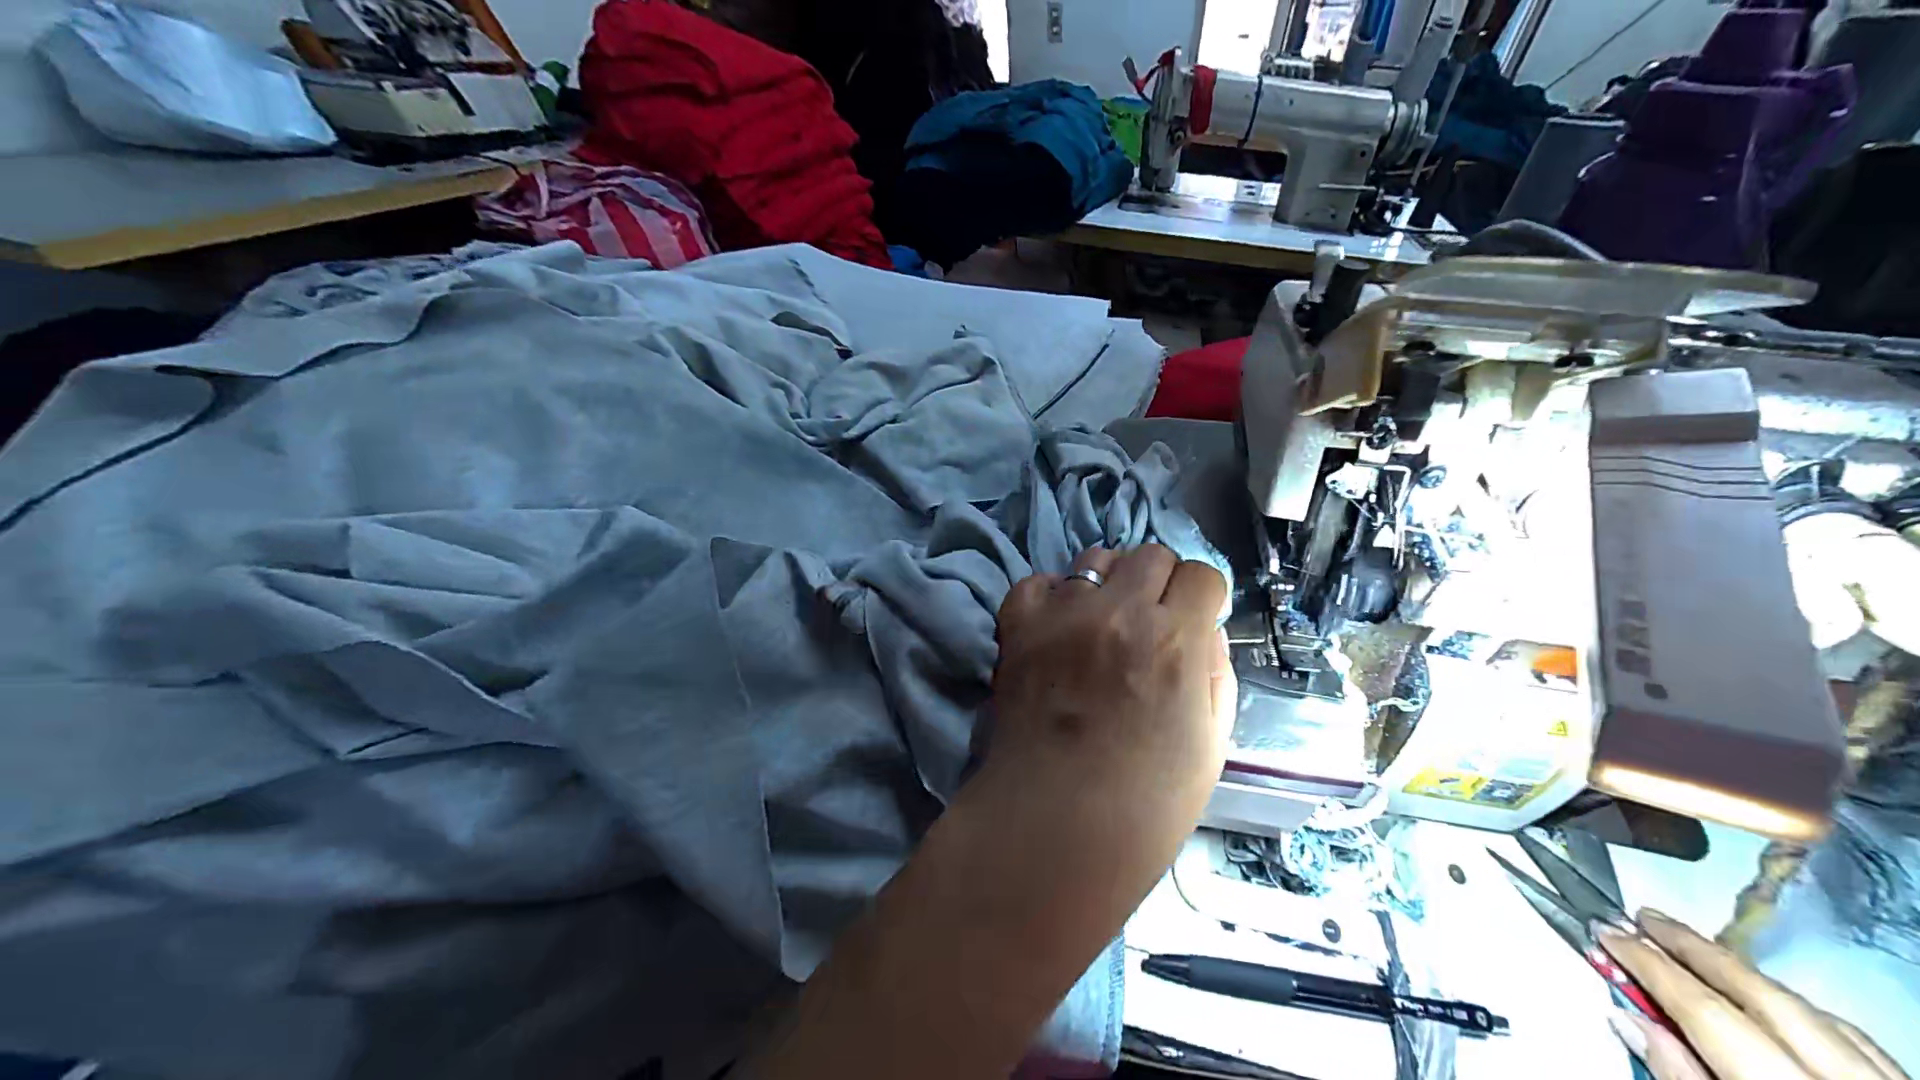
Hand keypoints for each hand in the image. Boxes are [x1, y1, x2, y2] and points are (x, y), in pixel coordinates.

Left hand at [991, 544, 1234, 815]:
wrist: (1055, 823)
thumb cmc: (1146, 801)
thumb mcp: (1212, 743)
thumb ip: (1215, 673)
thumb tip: (1205, 630)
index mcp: (1177, 641)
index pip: (1202, 575)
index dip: (1202, 597)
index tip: (1193, 618)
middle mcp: (1120, 613)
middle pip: (1150, 555)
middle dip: (1159, 581)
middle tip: (1149, 618)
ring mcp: (1063, 615)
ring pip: (1095, 559)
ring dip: (1108, 582)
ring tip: (1101, 620)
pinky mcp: (1018, 626)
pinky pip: (1037, 582)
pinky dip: (1051, 595)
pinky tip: (1058, 626)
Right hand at [1597, 909, 1908, 1079]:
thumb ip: (1681, 1077)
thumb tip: (1628, 1017)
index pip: (1703, 1007)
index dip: (1646, 962)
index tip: (1604, 930)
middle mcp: (1845, 1078)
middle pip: (1762, 993)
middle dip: (1694, 948)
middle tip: (1643, 916)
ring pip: (1813, 1010)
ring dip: (1743, 973)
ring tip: (1695, 951)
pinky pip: (1855, 1039)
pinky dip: (1801, 1009)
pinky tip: (1774, 1003)